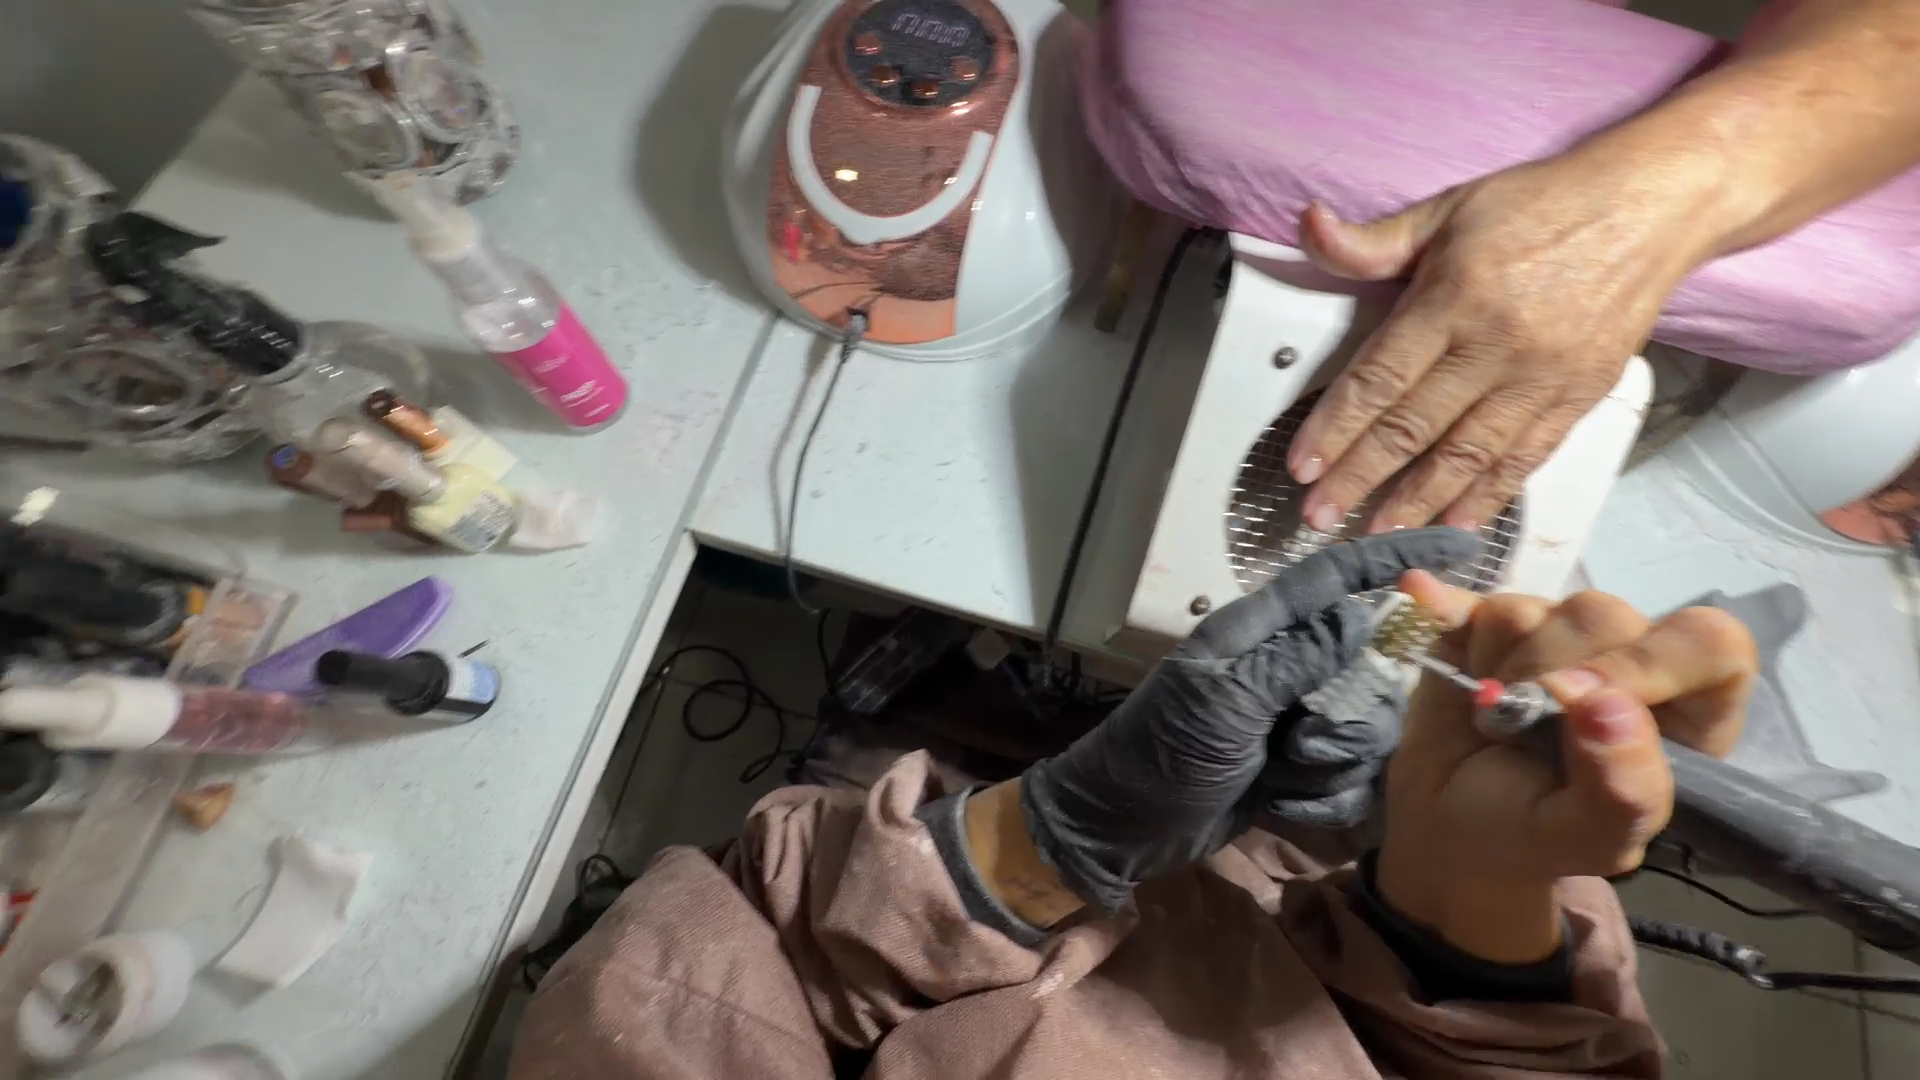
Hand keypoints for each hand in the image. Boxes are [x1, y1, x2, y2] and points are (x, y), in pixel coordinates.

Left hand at [1018, 528, 1480, 912]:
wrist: (1125, 827)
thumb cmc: (1159, 755)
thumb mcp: (1221, 701)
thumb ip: (1293, 659)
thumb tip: (1356, 615)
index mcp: (1253, 635)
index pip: (1330, 580)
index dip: (1395, 557)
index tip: (1465, 542)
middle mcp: (1280, 668)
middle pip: (1366, 672)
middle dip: (1344, 721)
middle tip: (1295, 745)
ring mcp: (1290, 719)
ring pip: (1364, 729)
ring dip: (1327, 766)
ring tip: (1275, 777)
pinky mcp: (1296, 766)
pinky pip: (1349, 777)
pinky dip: (1320, 797)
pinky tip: (1276, 804)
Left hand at [1286, 142, 1730, 532]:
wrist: (1665, 200)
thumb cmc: (1545, 205)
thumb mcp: (1449, 210)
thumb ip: (1372, 240)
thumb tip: (1309, 226)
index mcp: (1455, 300)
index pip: (1378, 380)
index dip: (1334, 429)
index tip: (1301, 468)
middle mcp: (1497, 345)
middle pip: (1412, 427)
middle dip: (1358, 479)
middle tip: (1319, 517)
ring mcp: (1542, 376)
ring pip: (1465, 454)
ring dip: (1415, 502)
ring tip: (1374, 536)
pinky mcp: (1579, 395)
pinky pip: (1526, 456)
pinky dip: (1487, 495)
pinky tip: (1454, 525)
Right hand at [1376, 573, 1757, 963]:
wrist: (1445, 817)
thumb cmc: (1530, 831)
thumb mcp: (1587, 837)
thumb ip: (1620, 787)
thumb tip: (1600, 701)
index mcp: (1682, 709)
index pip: (1706, 644)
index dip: (1650, 662)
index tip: (1586, 704)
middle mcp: (1618, 655)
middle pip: (1602, 615)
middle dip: (1545, 671)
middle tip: (1518, 723)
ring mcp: (1543, 633)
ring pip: (1528, 608)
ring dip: (1494, 663)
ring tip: (1485, 709)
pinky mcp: (1474, 623)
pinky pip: (1461, 597)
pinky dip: (1438, 600)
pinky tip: (1417, 594)